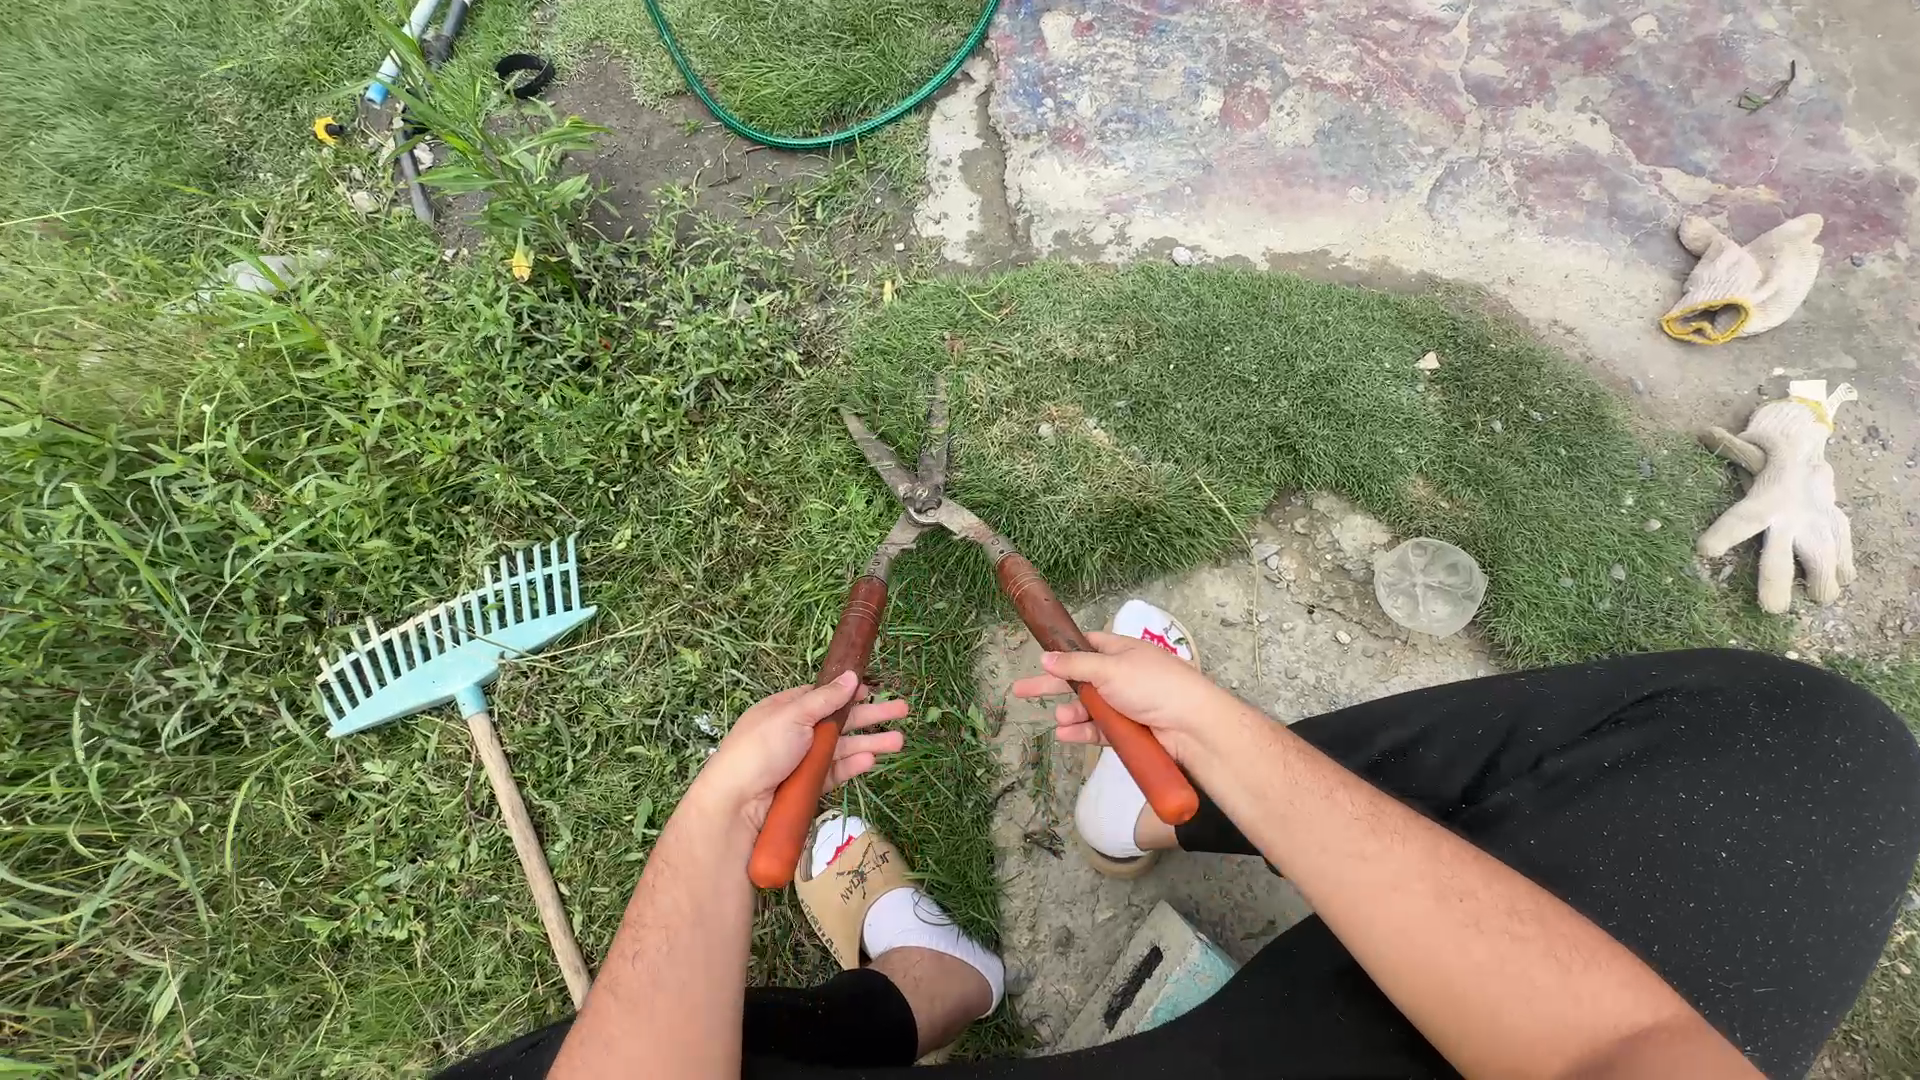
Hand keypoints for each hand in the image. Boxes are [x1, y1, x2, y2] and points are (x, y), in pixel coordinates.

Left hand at [693, 671, 906, 827]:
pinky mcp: (808, 786)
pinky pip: (835, 773)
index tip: (872, 691)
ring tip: (900, 741)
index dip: (849, 694)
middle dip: (872, 716)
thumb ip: (826, 698)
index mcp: (785, 710)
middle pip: (840, 721)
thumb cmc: (760, 750)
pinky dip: (853, 766)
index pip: (822, 697)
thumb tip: (851, 676)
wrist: (737, 805)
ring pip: (843, 748)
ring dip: (871, 742)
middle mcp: (795, 733)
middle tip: (903, 710)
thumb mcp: (792, 714)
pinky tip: (872, 761)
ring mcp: (802, 761)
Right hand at [1010, 631, 1247, 763]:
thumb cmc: (1154, 685)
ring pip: (1088, 707)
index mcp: (1120, 651)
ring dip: (1071, 713)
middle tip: (1020, 691)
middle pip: (1079, 678)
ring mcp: (1125, 704)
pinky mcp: (1129, 730)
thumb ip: (1075, 664)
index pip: (1086, 646)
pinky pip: (1099, 729)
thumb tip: (1046, 656)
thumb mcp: (1109, 668)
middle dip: (1050, 685)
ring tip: (1060, 720)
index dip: (1063, 652)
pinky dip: (1082, 731)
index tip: (1041, 657)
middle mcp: (1121, 675)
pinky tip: (1066, 734)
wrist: (1192, 726)